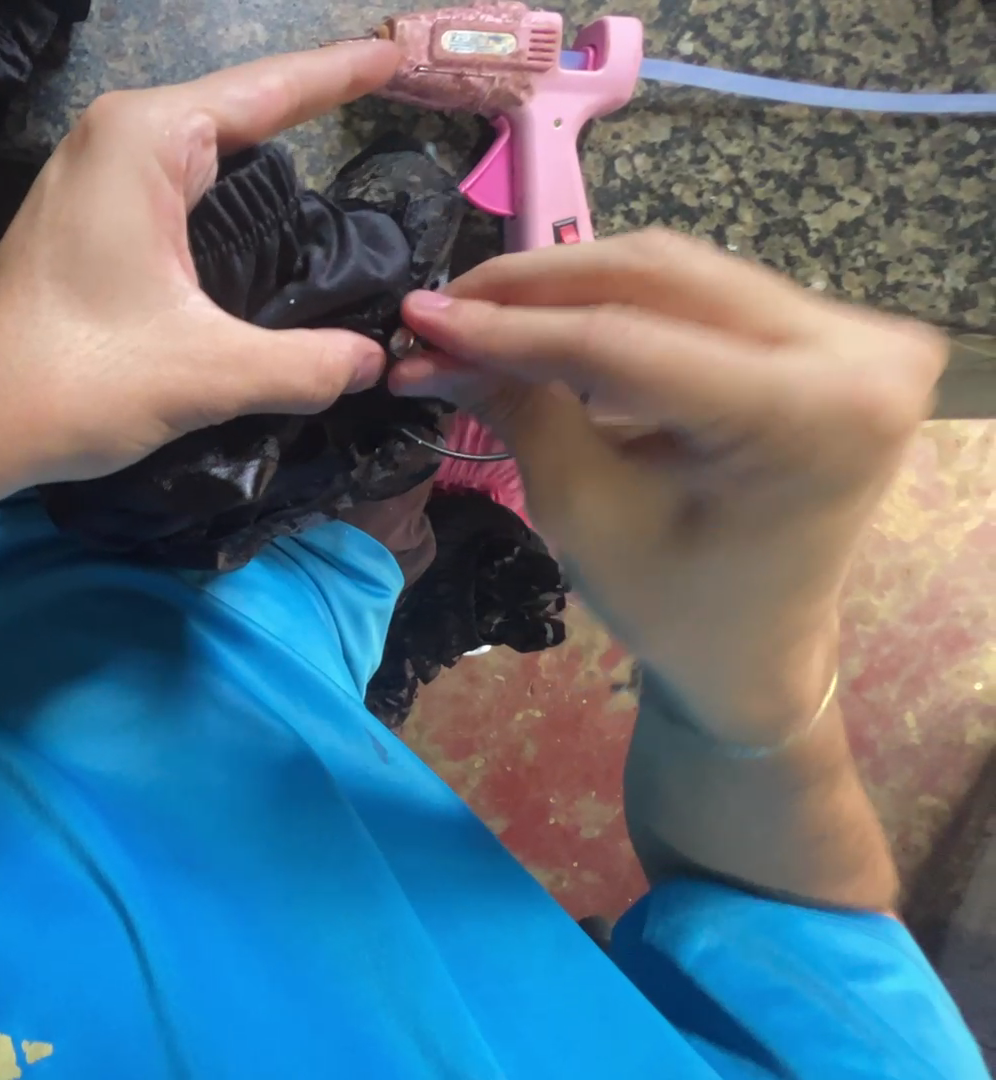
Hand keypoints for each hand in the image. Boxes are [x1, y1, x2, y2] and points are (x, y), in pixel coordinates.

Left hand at [0, 42, 397, 491]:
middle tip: (378, 158)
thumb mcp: (206, 375)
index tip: (398, 57)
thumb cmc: (73, 385)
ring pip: (192, 172)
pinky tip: (241, 259)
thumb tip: (374, 361)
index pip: (269, 89)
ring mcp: (79, 187)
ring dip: (254, 192)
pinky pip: (158, 208)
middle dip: (304, 139)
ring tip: (329, 214)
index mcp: (142, 142)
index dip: (341, 74)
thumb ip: (305, 364)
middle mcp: (107, 144)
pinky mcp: (68, 232)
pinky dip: (207, 226)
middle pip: (233, 125)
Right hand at [393, 229, 945, 744]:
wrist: (749, 641)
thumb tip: (424, 352)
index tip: (416, 317)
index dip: (502, 326)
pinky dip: (596, 302)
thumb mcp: (575, 503)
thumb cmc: (665, 597)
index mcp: (805, 413)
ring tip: (470, 312)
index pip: (619, 339)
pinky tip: (532, 320)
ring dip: (555, 286)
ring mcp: (845, 330)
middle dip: (526, 287)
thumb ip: (510, 405)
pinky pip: (686, 292)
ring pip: (667, 270)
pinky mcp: (818, 333)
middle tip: (437, 308)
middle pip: (653, 275)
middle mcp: (851, 347)